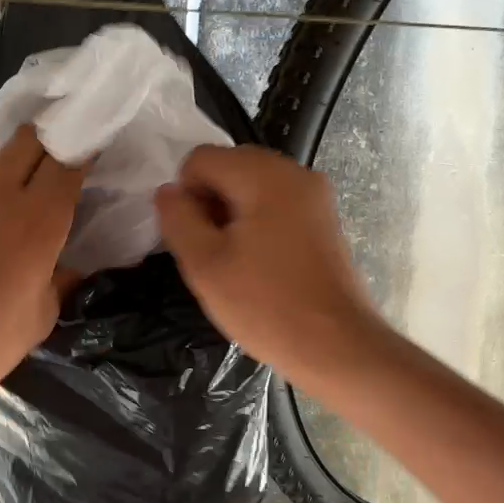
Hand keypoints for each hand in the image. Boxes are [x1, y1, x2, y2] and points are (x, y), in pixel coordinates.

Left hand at [0, 124, 83, 414]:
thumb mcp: (39, 319)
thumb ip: (58, 282)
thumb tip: (65, 268)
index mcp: (35, 220)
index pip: (67, 160)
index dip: (83, 150)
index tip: (93, 155)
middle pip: (26, 141)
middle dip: (47, 143)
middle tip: (59, 168)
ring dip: (9, 185)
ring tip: (10, 229)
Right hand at [154, 145, 387, 379]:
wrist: (336, 344)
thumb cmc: (266, 305)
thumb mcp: (205, 265)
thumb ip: (178, 219)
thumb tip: (167, 191)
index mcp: (265, 175)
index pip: (200, 158)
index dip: (184, 195)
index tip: (192, 238)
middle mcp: (295, 172)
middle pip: (230, 167)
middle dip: (210, 202)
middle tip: (211, 252)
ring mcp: (316, 195)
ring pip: (254, 187)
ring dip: (233, 216)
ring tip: (234, 262)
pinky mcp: (325, 220)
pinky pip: (278, 205)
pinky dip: (259, 224)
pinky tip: (259, 264)